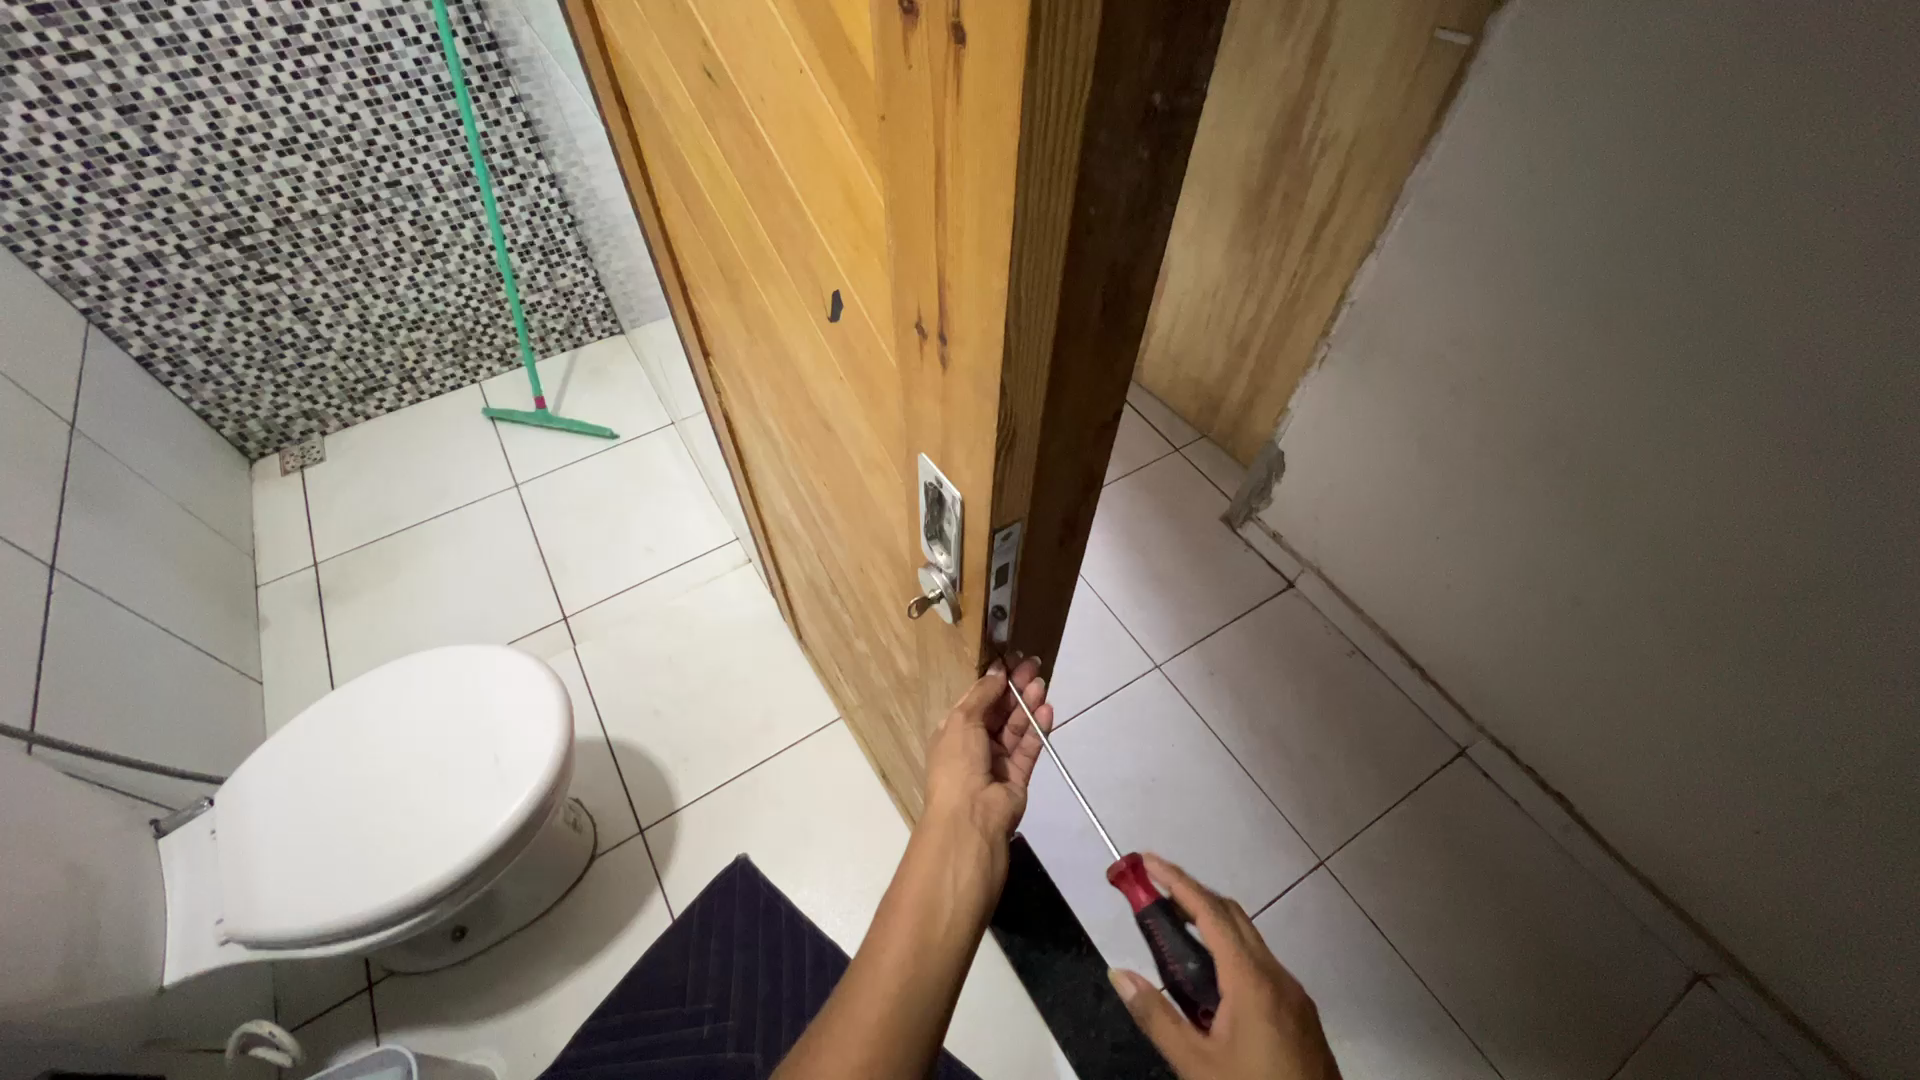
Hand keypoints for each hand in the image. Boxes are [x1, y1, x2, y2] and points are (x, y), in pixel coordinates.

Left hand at [923, 656, 1052, 849]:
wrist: (970, 818)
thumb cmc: (957, 764)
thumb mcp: (961, 721)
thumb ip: (982, 695)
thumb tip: (997, 672)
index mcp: (954, 731)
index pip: (976, 700)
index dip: (994, 681)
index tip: (1011, 661)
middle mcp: (975, 744)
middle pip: (999, 710)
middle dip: (1014, 688)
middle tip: (1034, 665)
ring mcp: (997, 761)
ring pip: (1016, 727)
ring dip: (1027, 704)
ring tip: (1042, 682)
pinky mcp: (1018, 776)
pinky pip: (1029, 748)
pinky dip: (1038, 729)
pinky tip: (1047, 709)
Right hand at [1109, 855, 1341, 1079]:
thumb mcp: (1197, 1067)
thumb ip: (1156, 1017)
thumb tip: (1118, 974)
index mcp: (1251, 980)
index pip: (1210, 912)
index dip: (1177, 881)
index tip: (1147, 861)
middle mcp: (1276, 976)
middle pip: (1231, 915)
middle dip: (1192, 895)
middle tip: (1153, 892)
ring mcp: (1293, 995)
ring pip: (1248, 939)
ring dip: (1211, 924)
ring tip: (1173, 931)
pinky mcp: (1301, 1014)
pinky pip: (1260, 964)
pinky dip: (1229, 951)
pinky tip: (1209, 981)